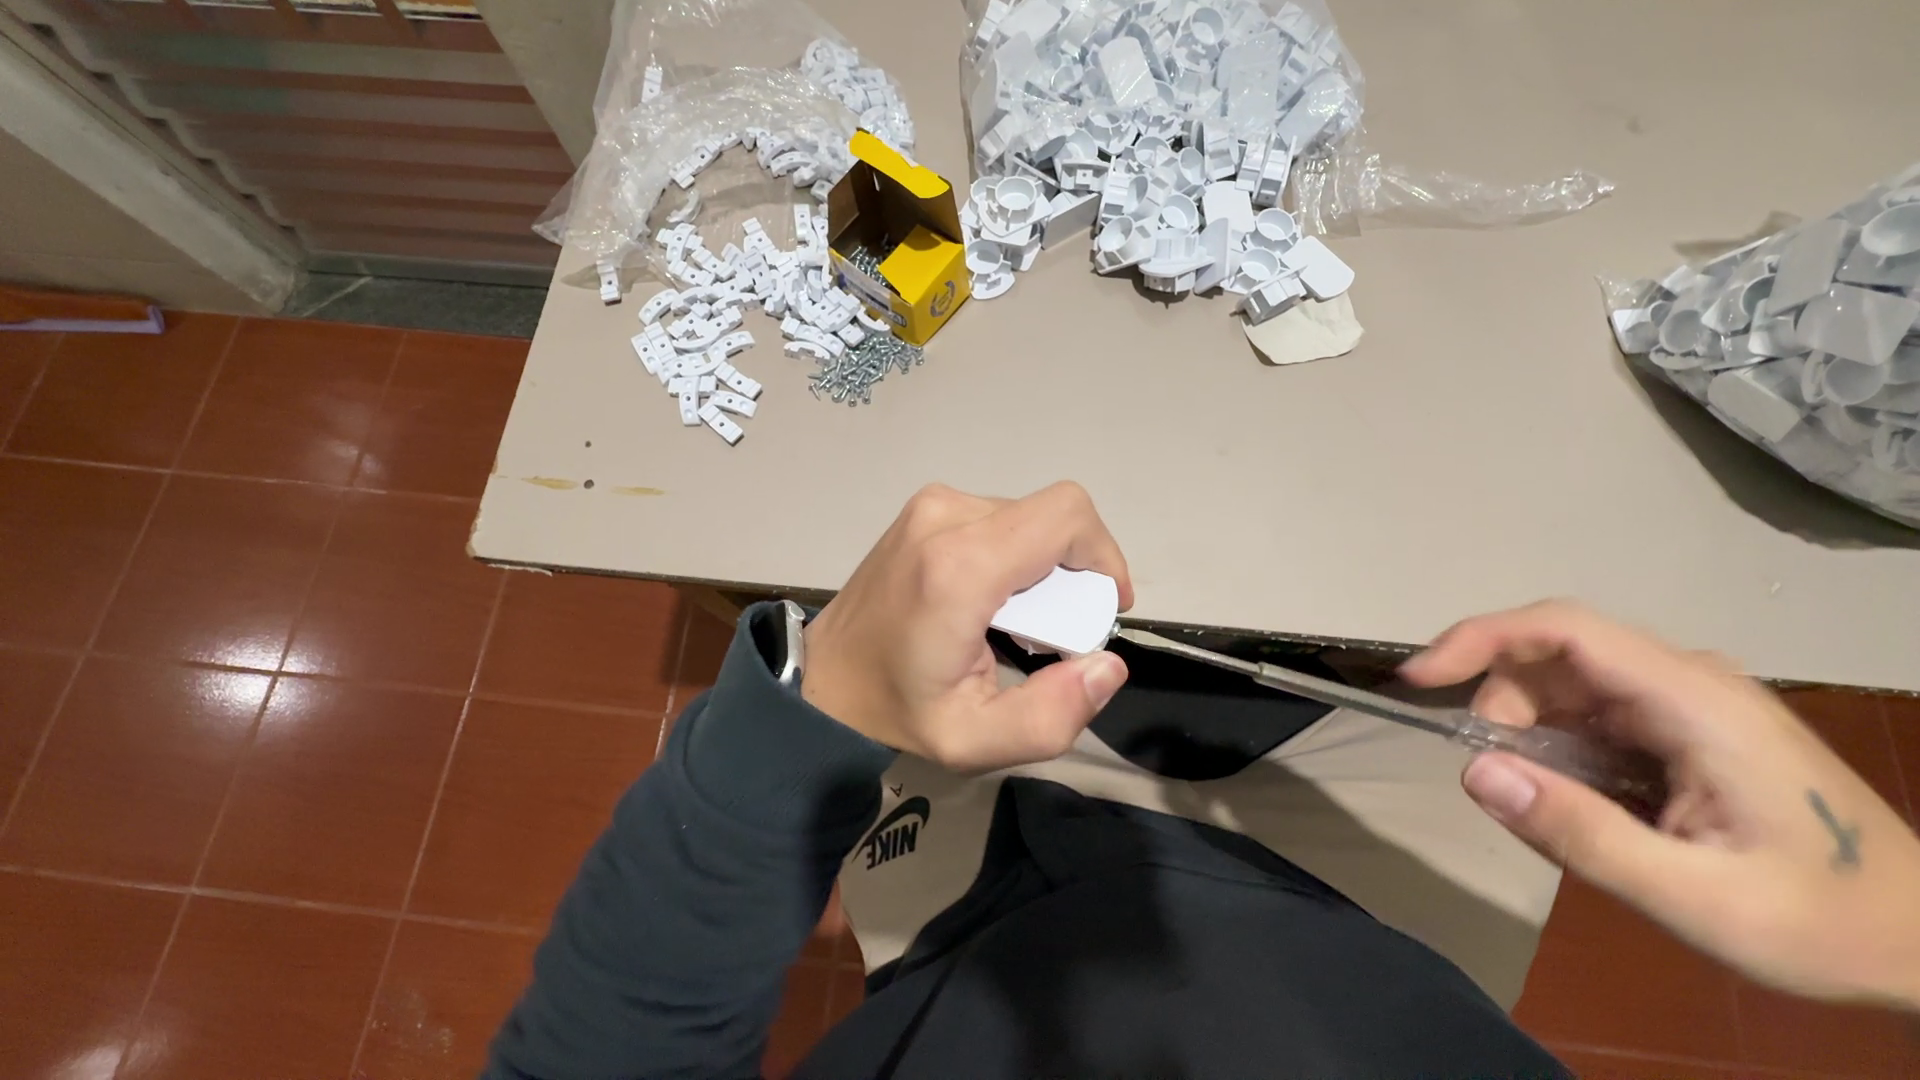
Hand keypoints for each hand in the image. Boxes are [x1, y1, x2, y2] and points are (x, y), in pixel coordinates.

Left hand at [801, 482, 1131, 771]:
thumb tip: (1107, 664)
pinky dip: (1013, 556)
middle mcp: (945, 518)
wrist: (821, 681)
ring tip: (1018, 623)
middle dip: (1072, 574)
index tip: (1103, 608)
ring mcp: (928, 507)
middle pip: (1051, 518)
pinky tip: (991, 602)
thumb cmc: (896, 711)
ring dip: (1042, 568)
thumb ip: (1052, 715)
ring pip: (1026, 518)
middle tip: (1054, 632)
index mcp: (960, 567)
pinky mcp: (921, 510)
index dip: (1103, 557)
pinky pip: (996, 518)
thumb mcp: (974, 741)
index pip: (1066, 518)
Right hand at [1402, 601, 1919, 1010]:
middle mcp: (1685, 681)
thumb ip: (1583, 834)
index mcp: (1694, 700)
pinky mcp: (1680, 725)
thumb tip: (1474, 772)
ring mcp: (1685, 701)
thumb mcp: (1698, 897)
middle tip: (1505, 785)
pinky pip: (1589, 715)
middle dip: (1502, 708)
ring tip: (1552, 811)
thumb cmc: (1825, 921)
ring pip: (1564, 686)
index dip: (1479, 639)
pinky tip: (1583, 805)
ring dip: (1529, 736)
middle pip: (1552, 656)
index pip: (1562, 629)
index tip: (1419, 681)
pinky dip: (1557, 750)